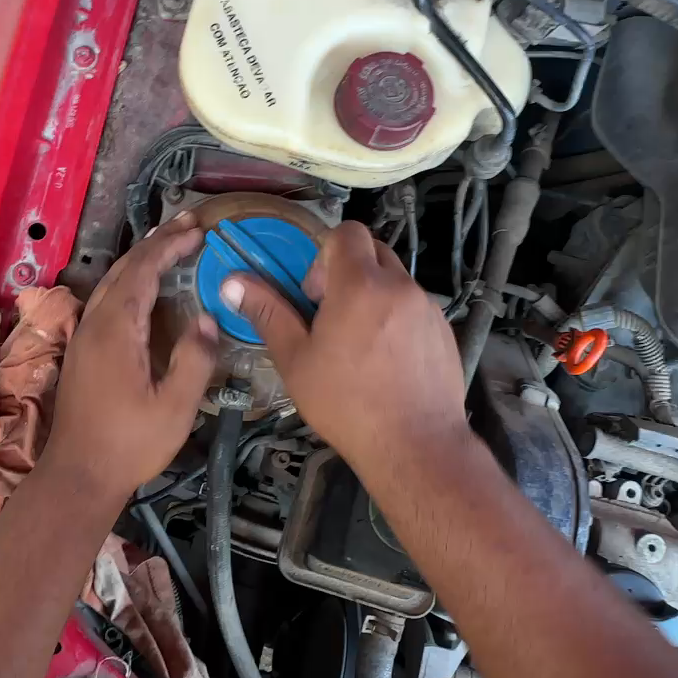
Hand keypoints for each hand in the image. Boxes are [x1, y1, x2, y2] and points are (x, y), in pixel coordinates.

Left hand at [43, 212, 217, 500]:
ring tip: (169, 245)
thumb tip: (206, 319)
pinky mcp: (82, 351)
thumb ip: (194, 360)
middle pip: (124, 268)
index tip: (198, 229)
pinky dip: (130, 282)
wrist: (79, 474)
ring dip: (141, 260)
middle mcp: (94, 323)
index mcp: (116, 329)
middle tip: (187, 225)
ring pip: (111, 282)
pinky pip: (106, 300)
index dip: (170, 246)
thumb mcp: (175, 408)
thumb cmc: (130, 443)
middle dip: (155, 243)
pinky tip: (145, 290)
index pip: (143, 271)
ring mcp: (83, 336)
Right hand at [224, 220, 470, 482]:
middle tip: (331, 315)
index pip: (347, 232)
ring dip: (372, 297)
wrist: (414, 445)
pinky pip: (415, 308)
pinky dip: (396, 320)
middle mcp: (400, 286)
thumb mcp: (295, 359)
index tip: (315, 295)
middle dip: (348, 271)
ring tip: (358, 344)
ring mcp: (428, 308)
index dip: (324, 255)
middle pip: (373, 251)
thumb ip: (267, 312)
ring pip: (395, 281)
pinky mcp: (445, 332)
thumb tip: (232, 282)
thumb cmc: (345, 403)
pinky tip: (385, 362)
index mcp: (360, 285)